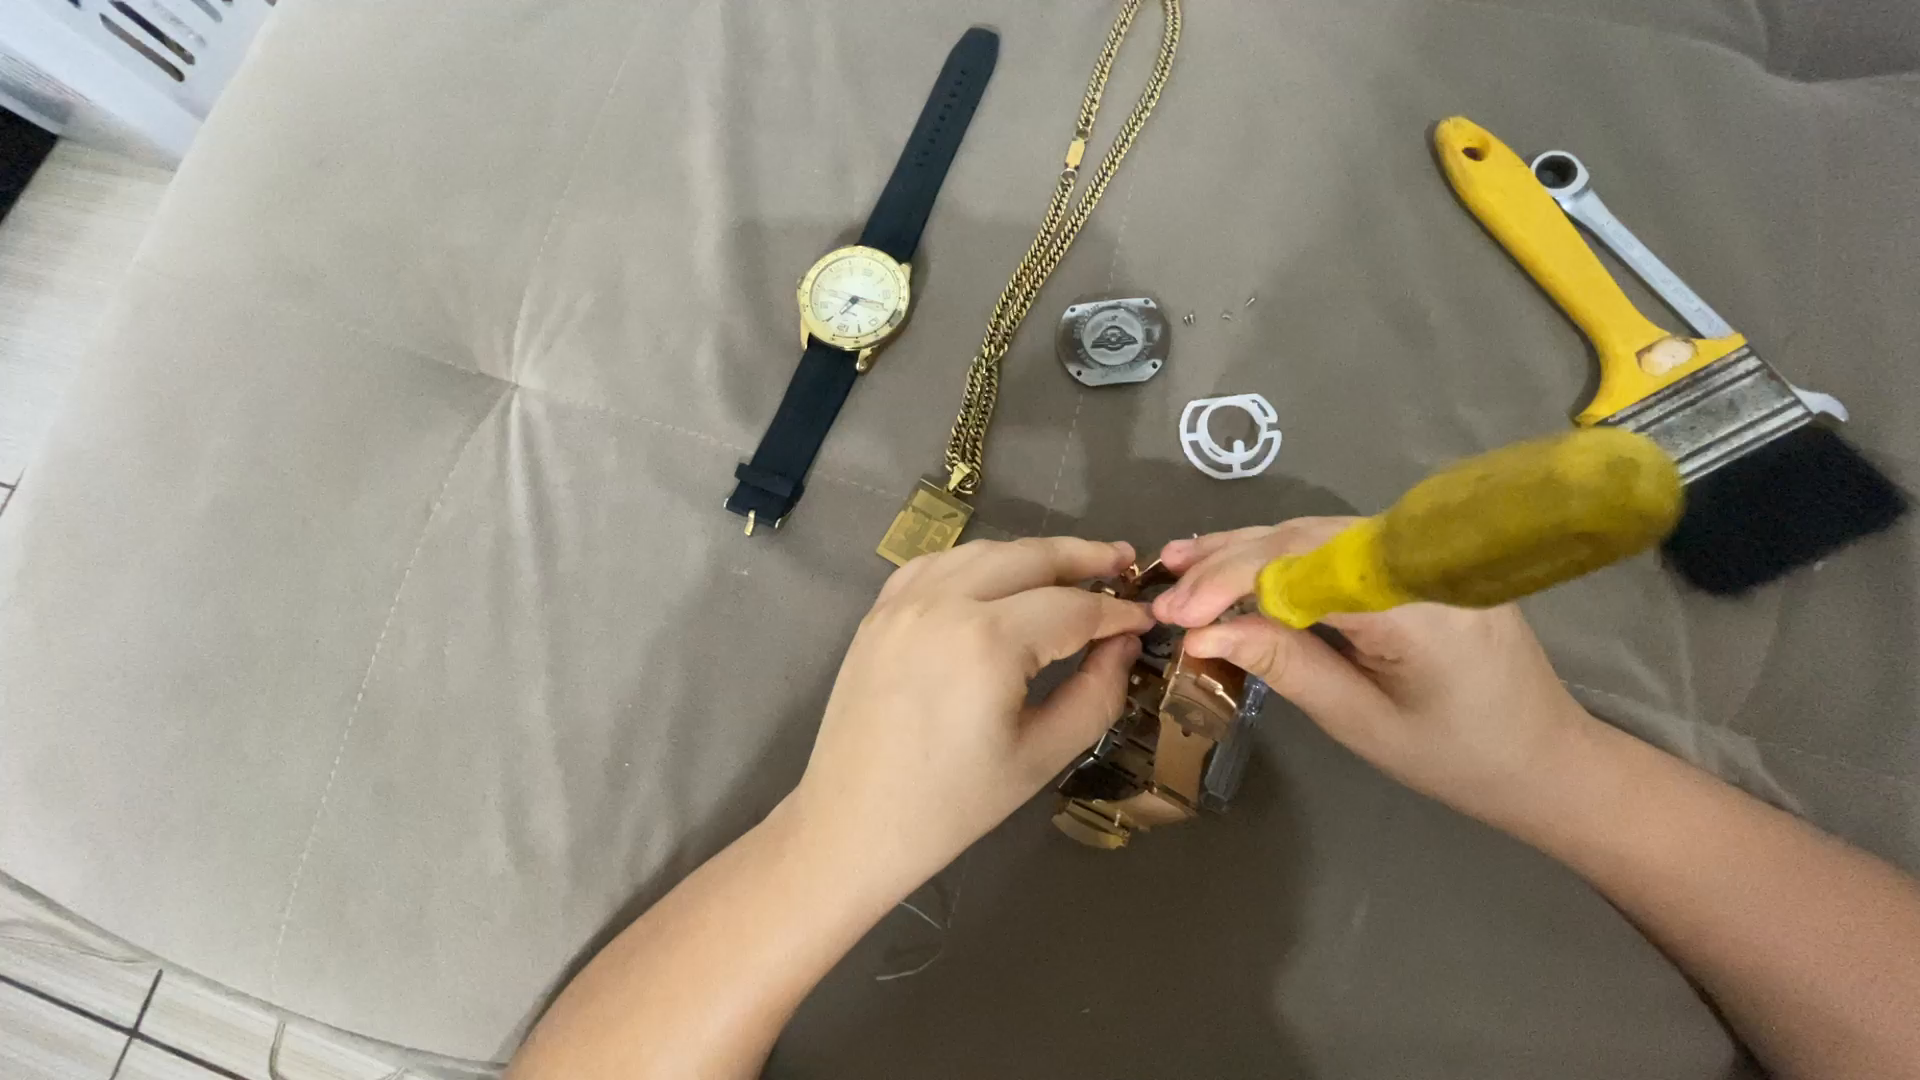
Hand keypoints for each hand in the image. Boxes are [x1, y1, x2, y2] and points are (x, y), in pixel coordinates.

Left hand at [790, 538, 1155, 895]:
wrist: (853, 822)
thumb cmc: (953, 804)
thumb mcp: (1041, 755)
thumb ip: (1096, 693)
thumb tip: (1123, 643)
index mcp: (987, 642)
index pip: (1072, 608)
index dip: (1117, 612)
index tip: (1146, 616)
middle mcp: (943, 603)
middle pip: (1029, 557)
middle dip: (1083, 558)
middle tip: (1123, 562)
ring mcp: (903, 601)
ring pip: (983, 551)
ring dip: (1032, 555)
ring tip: (1070, 568)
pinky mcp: (879, 611)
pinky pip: (937, 564)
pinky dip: (976, 561)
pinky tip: (998, 576)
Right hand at [1152, 518, 1596, 827]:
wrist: (1549, 763)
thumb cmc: (1456, 759)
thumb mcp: (1357, 721)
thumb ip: (1281, 664)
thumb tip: (1199, 636)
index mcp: (1419, 605)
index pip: (1304, 570)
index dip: (1231, 584)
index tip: (1173, 615)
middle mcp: (1421, 560)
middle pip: (1302, 540)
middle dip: (1225, 565)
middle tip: (1164, 592)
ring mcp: (1421, 554)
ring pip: (1312, 534)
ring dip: (1241, 549)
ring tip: (1177, 561)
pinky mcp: (1412, 560)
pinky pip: (1332, 548)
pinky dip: (1276, 555)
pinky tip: (1233, 558)